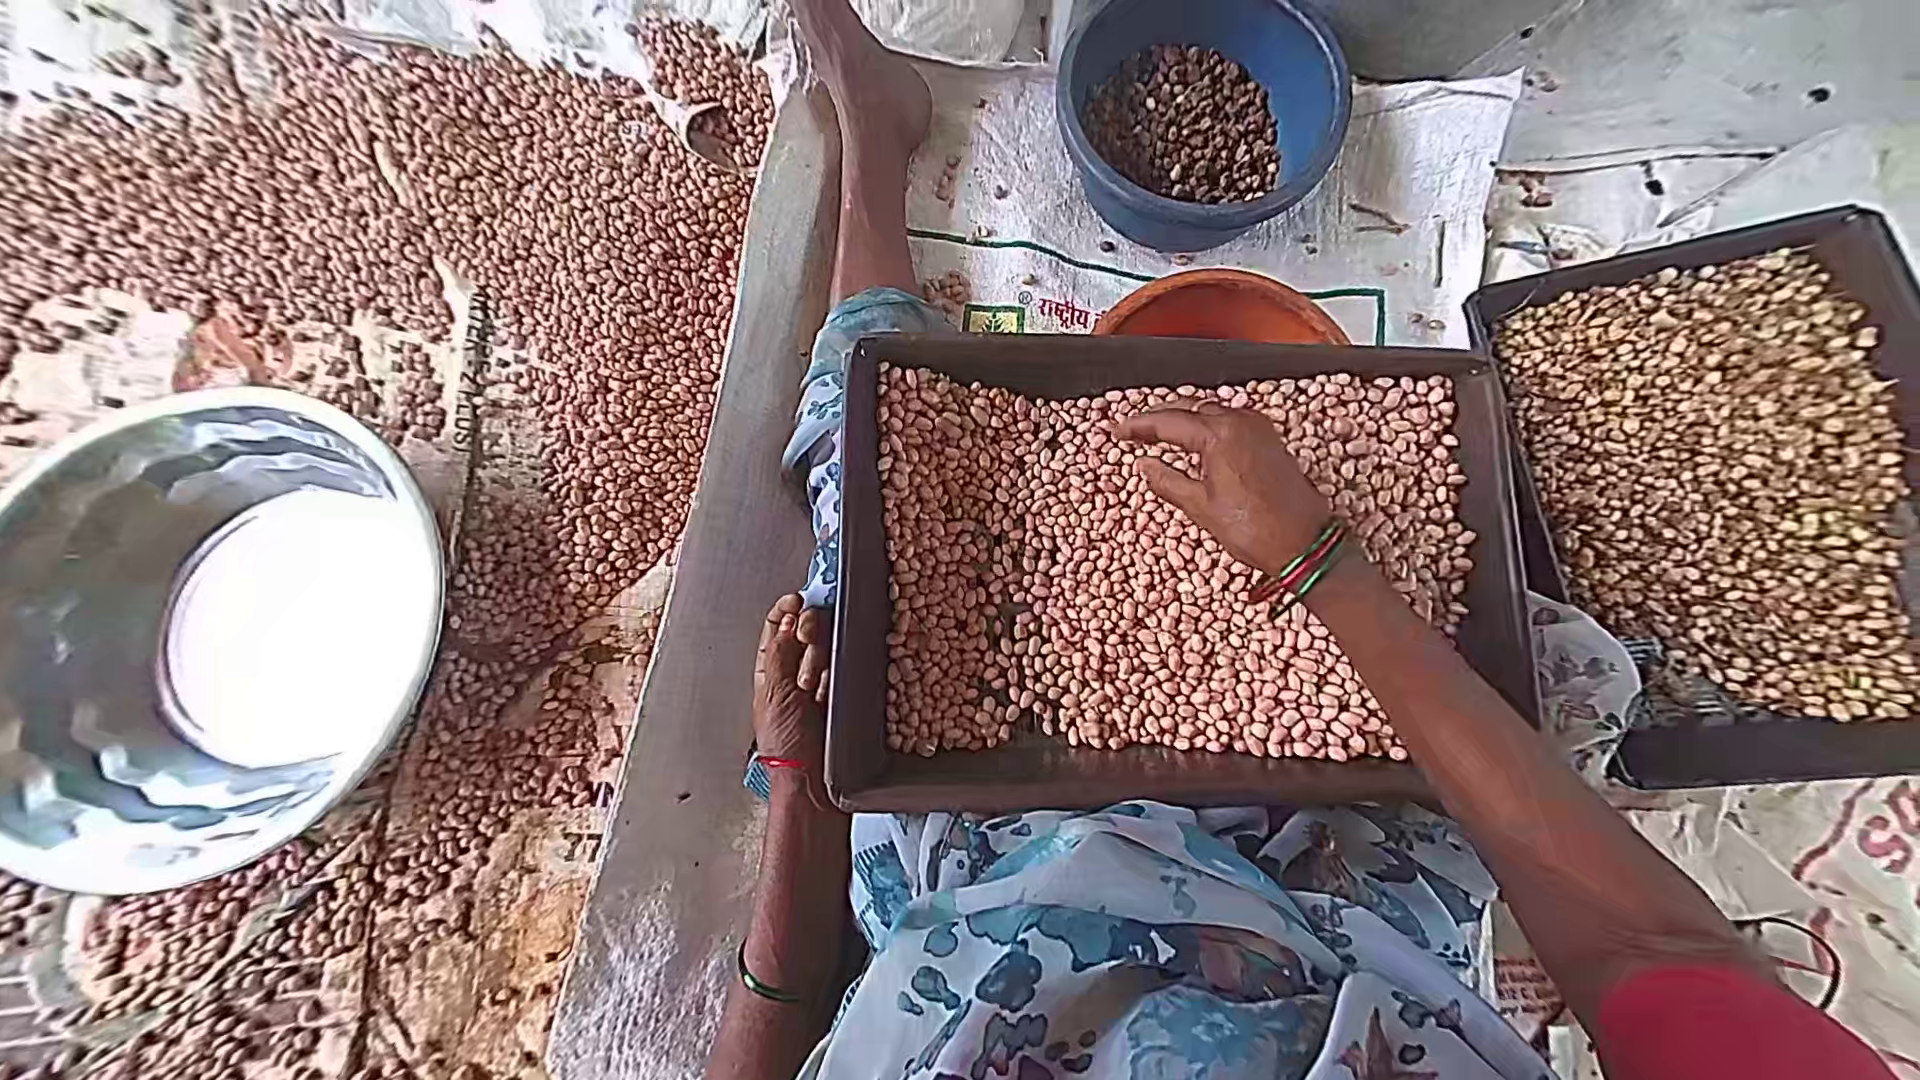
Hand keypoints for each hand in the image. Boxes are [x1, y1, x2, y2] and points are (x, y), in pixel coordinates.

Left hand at [752, 594, 832, 771]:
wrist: (813, 776)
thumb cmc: (786, 744)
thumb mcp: (774, 694)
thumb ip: (780, 653)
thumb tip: (787, 619)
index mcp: (770, 667)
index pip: (777, 625)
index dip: (786, 608)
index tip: (797, 599)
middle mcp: (795, 668)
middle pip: (805, 628)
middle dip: (807, 632)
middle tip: (807, 640)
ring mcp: (821, 677)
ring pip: (825, 645)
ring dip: (819, 660)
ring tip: (813, 688)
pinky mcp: (842, 685)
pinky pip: (843, 663)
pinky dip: (836, 673)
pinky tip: (829, 691)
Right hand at [1113, 402, 1331, 576]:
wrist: (1305, 543)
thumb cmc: (1256, 529)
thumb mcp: (1199, 506)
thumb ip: (1166, 480)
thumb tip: (1145, 465)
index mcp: (1219, 434)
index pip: (1167, 421)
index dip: (1138, 426)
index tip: (1118, 430)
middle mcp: (1240, 422)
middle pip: (1187, 407)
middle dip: (1157, 417)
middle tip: (1132, 429)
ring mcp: (1257, 428)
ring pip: (1208, 410)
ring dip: (1180, 418)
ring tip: (1156, 432)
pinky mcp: (1267, 440)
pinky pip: (1227, 419)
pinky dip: (1203, 424)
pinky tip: (1191, 438)